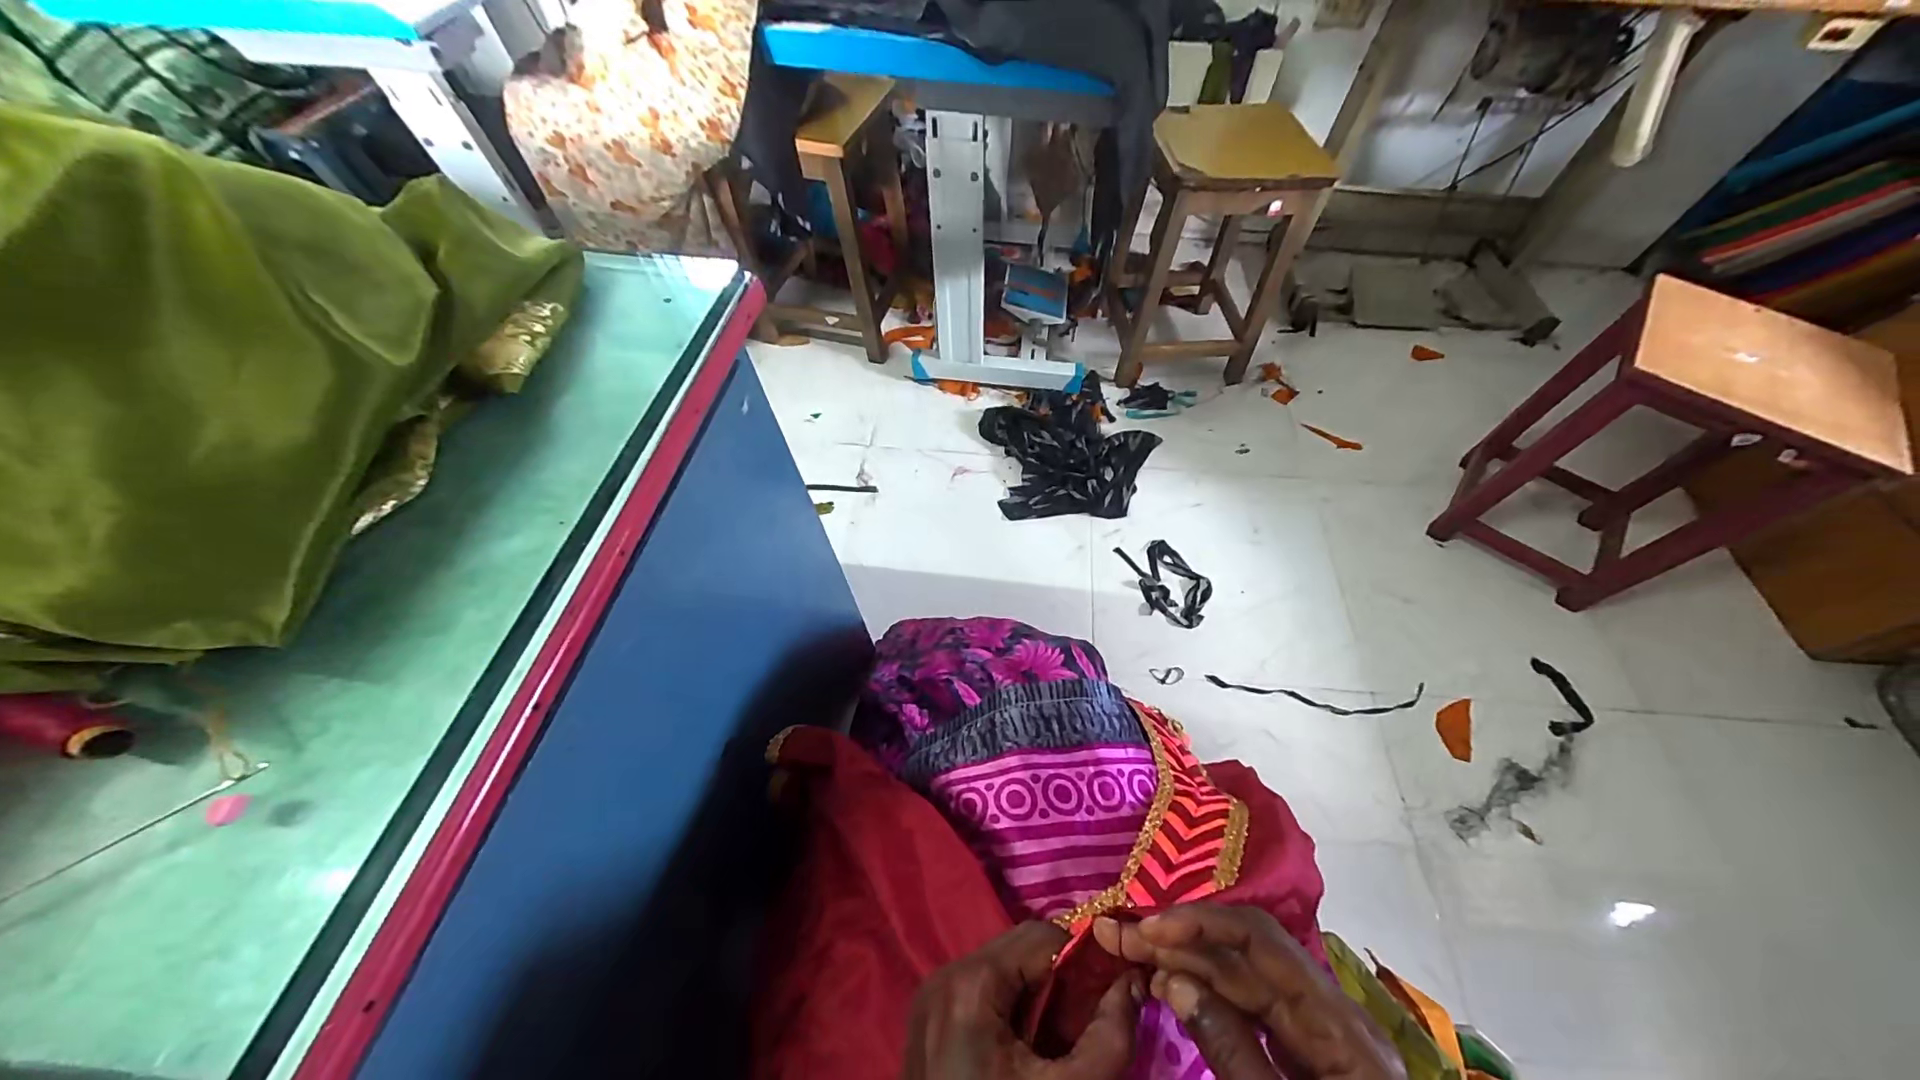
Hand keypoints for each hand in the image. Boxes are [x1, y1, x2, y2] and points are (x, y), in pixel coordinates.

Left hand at [903, 921, 1143, 1079]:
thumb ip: (1109, 1036)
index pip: (1043, 935)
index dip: (1083, 959)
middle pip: (1021, 948)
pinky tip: (1026, 1049)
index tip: (1109, 993)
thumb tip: (1131, 983)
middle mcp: (946, 973)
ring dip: (1038, 992)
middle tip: (1086, 1022)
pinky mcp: (928, 1016)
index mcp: (973, 982)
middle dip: (1060, 978)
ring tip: (1056, 1040)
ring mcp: (932, 994)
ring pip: (1003, 967)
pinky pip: (982, 988)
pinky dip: (1012, 1006)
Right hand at [1092, 906, 1404, 1079]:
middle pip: (1247, 954)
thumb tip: (1174, 981)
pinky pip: (1251, 1007)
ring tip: (1132, 952)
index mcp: (1339, 1027)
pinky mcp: (1308, 1055)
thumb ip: (1231, 1052)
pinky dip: (1208, 992)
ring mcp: (1321, 1034)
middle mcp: (1331, 1014)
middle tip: (1118, 934)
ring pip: (1244, 977)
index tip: (1146, 930)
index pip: (1260, 941)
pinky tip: (1172, 985)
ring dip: (1186, 960)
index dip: (1200, 923)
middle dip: (1180, 938)